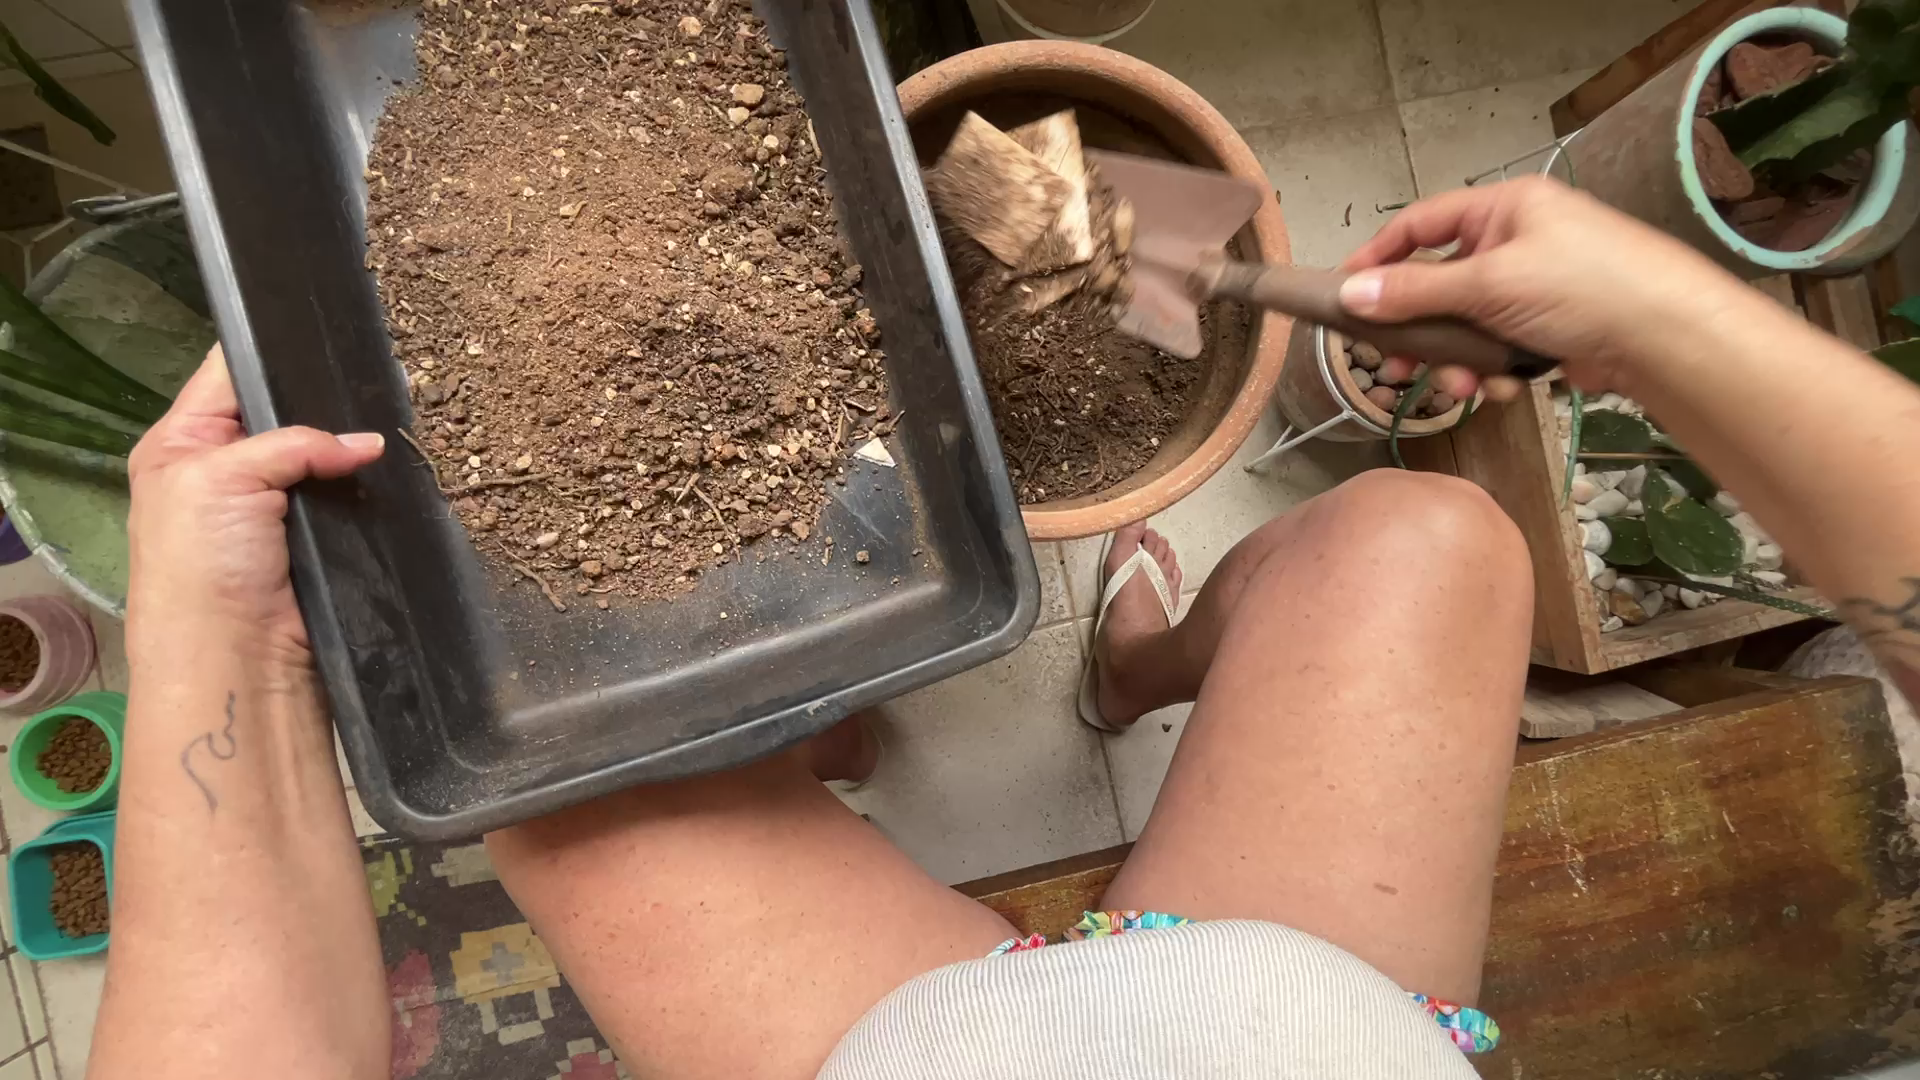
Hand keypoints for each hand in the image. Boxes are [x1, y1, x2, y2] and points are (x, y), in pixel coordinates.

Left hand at [126, 346, 384, 670]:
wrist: (241, 643)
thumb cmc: (203, 559)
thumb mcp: (221, 480)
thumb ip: (294, 445)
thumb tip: (372, 444)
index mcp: (185, 442)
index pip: (228, 378)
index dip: (270, 355)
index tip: (324, 335)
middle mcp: (234, 466)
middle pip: (290, 416)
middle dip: (330, 404)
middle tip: (381, 382)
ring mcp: (283, 501)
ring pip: (328, 456)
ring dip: (357, 446)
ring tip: (400, 420)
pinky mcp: (324, 530)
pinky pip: (352, 494)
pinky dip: (372, 483)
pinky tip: (398, 468)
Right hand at [1337, 176, 1765, 402]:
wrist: (1666, 338)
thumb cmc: (1581, 287)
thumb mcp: (1487, 284)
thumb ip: (1412, 290)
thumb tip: (1346, 295)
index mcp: (1502, 210)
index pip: (1417, 225)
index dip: (1374, 257)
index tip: (1342, 294)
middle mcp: (1510, 242)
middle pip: (1431, 285)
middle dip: (1414, 331)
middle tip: (1391, 363)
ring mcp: (1525, 286)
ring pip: (1456, 325)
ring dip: (1450, 361)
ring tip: (1456, 387)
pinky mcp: (1537, 326)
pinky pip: (1487, 346)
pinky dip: (1485, 371)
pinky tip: (1498, 387)